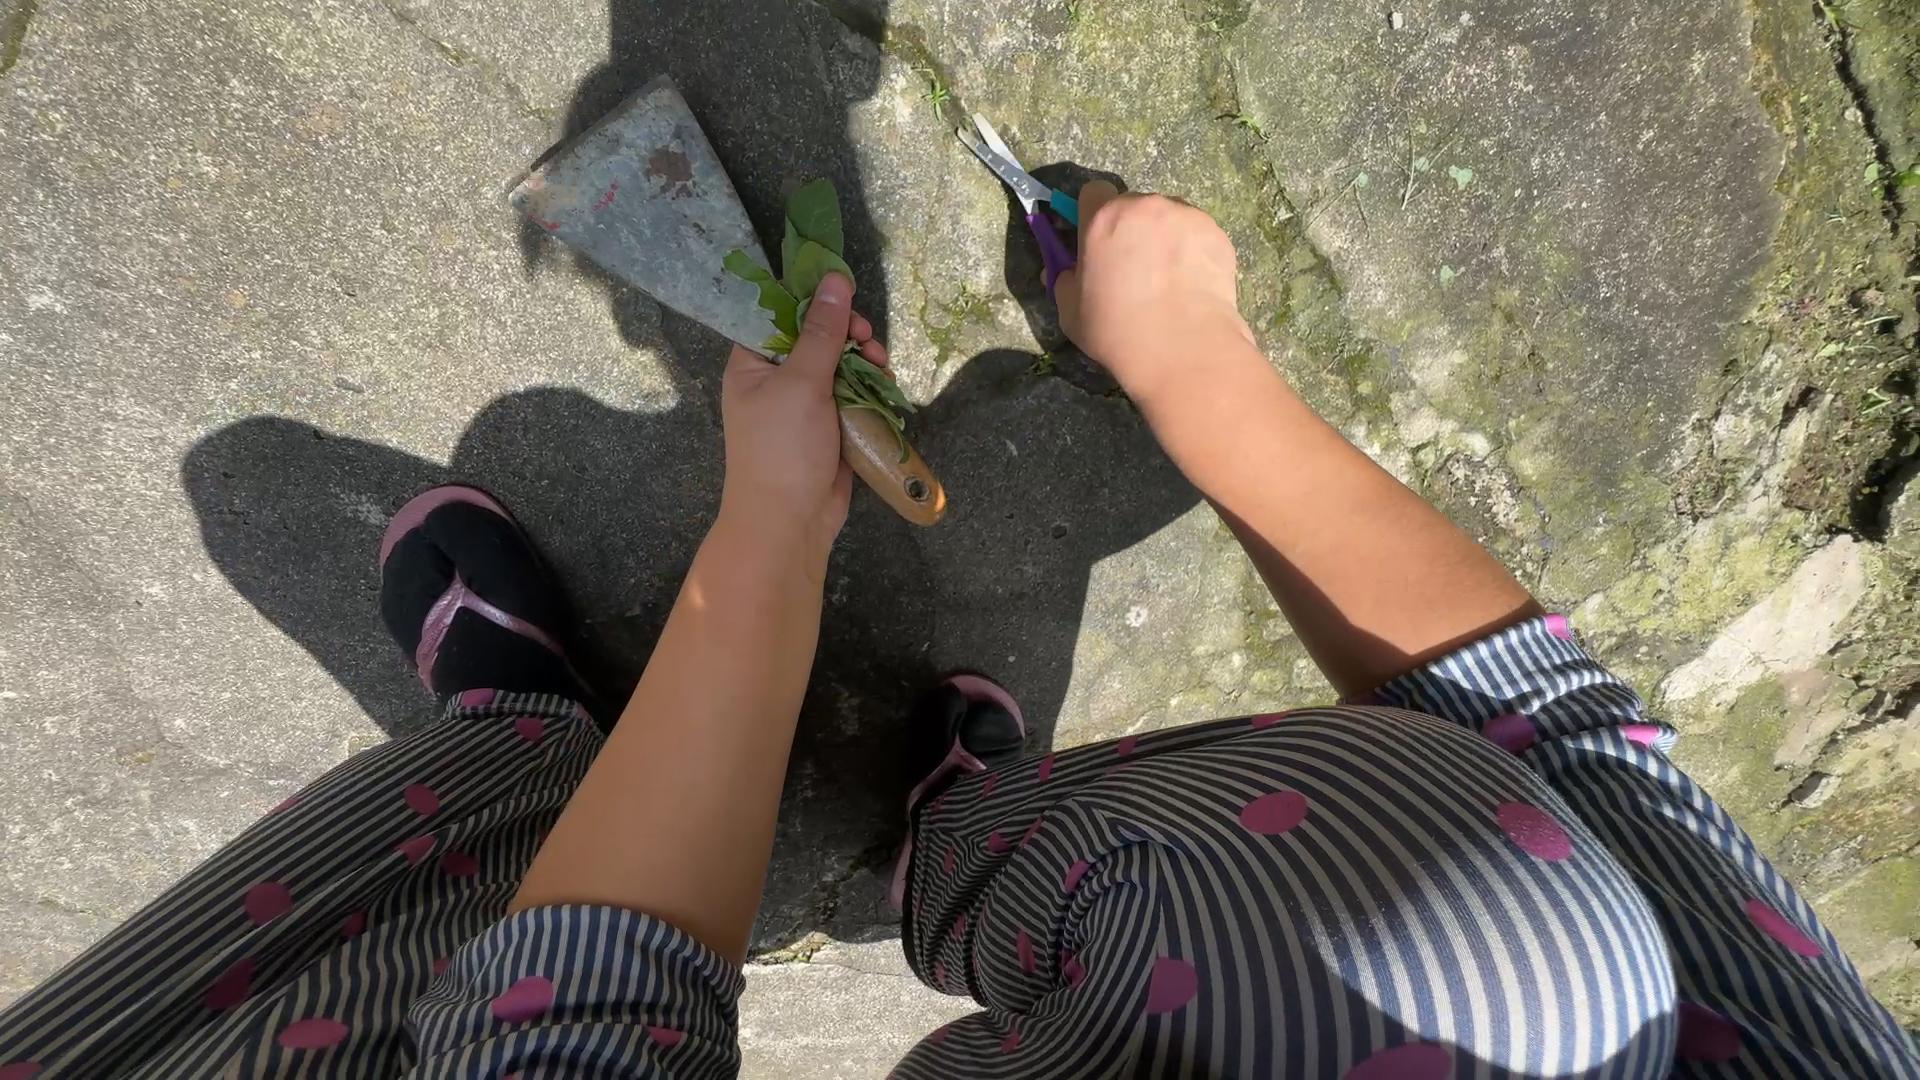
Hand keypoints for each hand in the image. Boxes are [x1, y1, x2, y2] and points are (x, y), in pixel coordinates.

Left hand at [718, 272, 887, 555]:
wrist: (789, 520)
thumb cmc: (783, 447)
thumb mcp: (802, 382)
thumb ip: (822, 331)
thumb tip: (835, 278)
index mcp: (754, 363)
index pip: (781, 314)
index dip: (814, 301)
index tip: (846, 295)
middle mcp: (777, 380)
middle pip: (818, 339)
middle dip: (849, 335)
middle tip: (869, 340)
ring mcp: (806, 405)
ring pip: (841, 367)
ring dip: (865, 362)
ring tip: (882, 368)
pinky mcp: (830, 427)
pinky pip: (853, 396)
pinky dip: (871, 389)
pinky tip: (887, 388)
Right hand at [1054, 181, 1255, 398]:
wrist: (1181, 348)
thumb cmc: (1116, 332)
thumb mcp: (1072, 314)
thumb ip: (1066, 283)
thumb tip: (1067, 273)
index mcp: (1102, 220)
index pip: (1093, 192)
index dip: (1092, 215)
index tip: (1097, 241)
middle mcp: (1144, 206)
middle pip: (1132, 206)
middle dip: (1130, 230)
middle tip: (1133, 270)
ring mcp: (1184, 215)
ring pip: (1167, 218)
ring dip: (1162, 238)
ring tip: (1166, 280)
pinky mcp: (1215, 232)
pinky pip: (1195, 234)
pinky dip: (1191, 252)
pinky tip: (1190, 285)